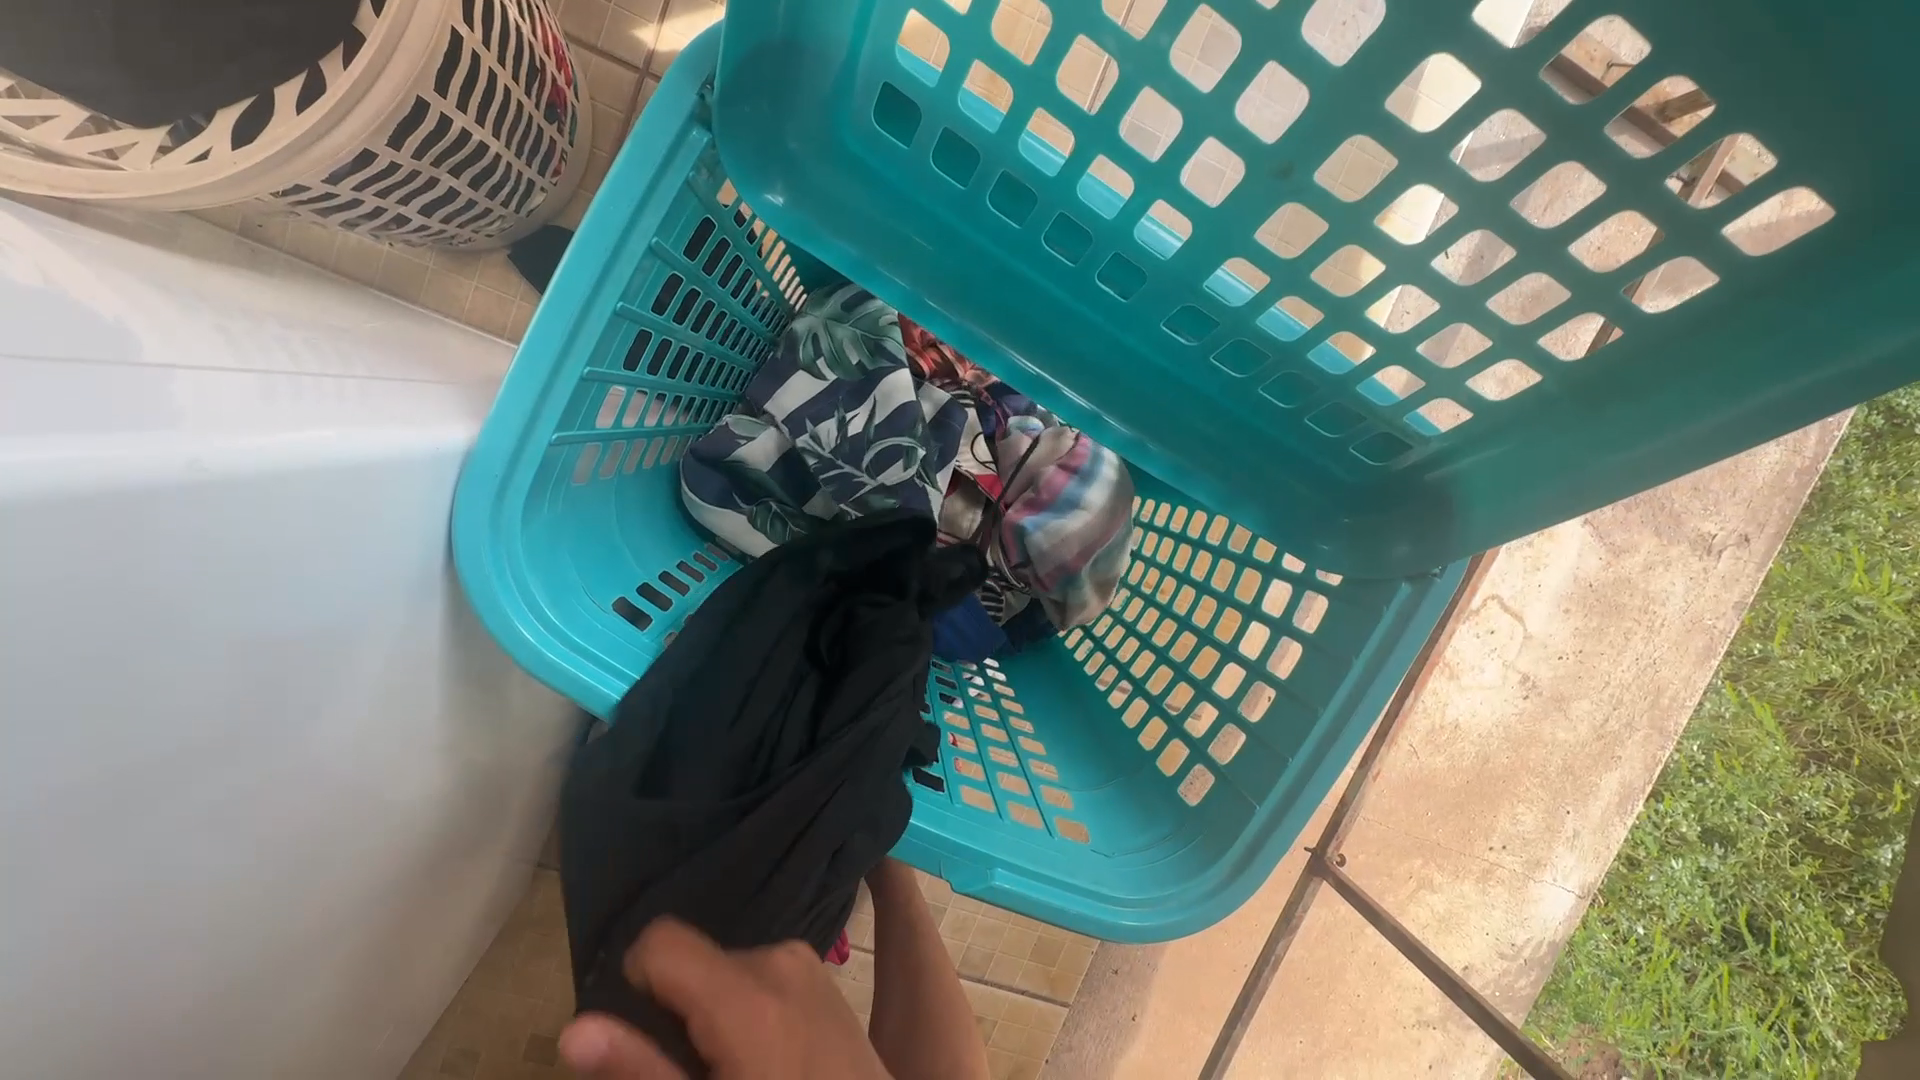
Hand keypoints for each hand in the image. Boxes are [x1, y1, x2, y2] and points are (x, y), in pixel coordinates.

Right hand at [558, 918, 890, 1078]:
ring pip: (725, 968)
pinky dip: (743, 1006)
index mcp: (747, 994)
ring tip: (732, 1068)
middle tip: (693, 1070)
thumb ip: (640, 1069)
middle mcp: (778, 959)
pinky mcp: (821, 974)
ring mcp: (806, 962)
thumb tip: (575, 1030)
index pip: (661, 939)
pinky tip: (761, 1058)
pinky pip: (759, 974)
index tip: (642, 1036)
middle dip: (676, 1008)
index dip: (635, 982)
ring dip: (711, 1011)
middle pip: (692, 959)